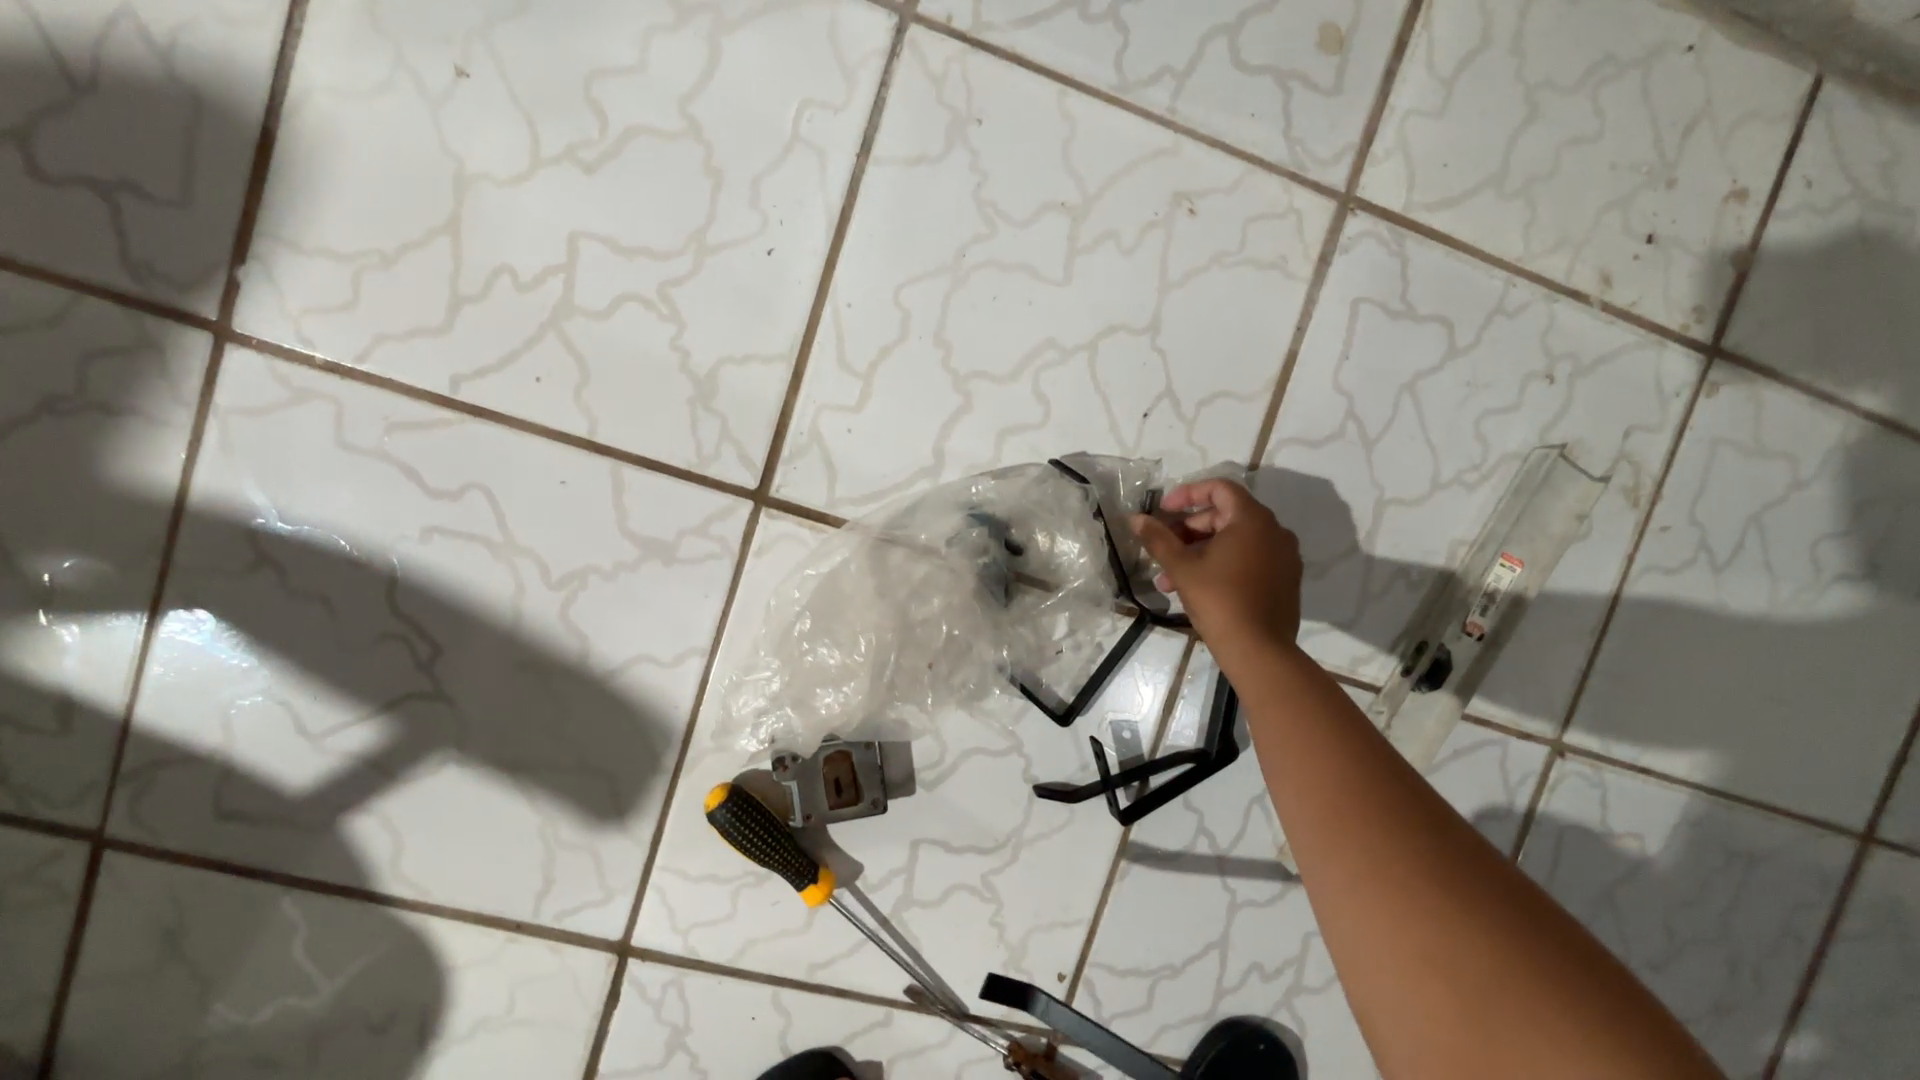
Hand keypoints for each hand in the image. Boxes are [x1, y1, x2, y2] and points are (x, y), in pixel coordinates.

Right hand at [1131, 478, 1302, 654]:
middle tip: (1163, 550)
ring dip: (1200, 553)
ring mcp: (1284, 556)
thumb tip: (1136, 518)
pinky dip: (1222, 564)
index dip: (1187, 494)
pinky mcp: (1285, 580)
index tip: (1163, 511)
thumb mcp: (1182, 568)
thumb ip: (1158, 539)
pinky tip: (1197, 589)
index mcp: (1252, 520)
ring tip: (1170, 580)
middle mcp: (1274, 531)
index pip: (1219, 488)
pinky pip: (1250, 560)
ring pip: (1234, 542)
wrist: (1260, 651)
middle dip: (1188, 531)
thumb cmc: (1219, 601)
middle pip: (1225, 516)